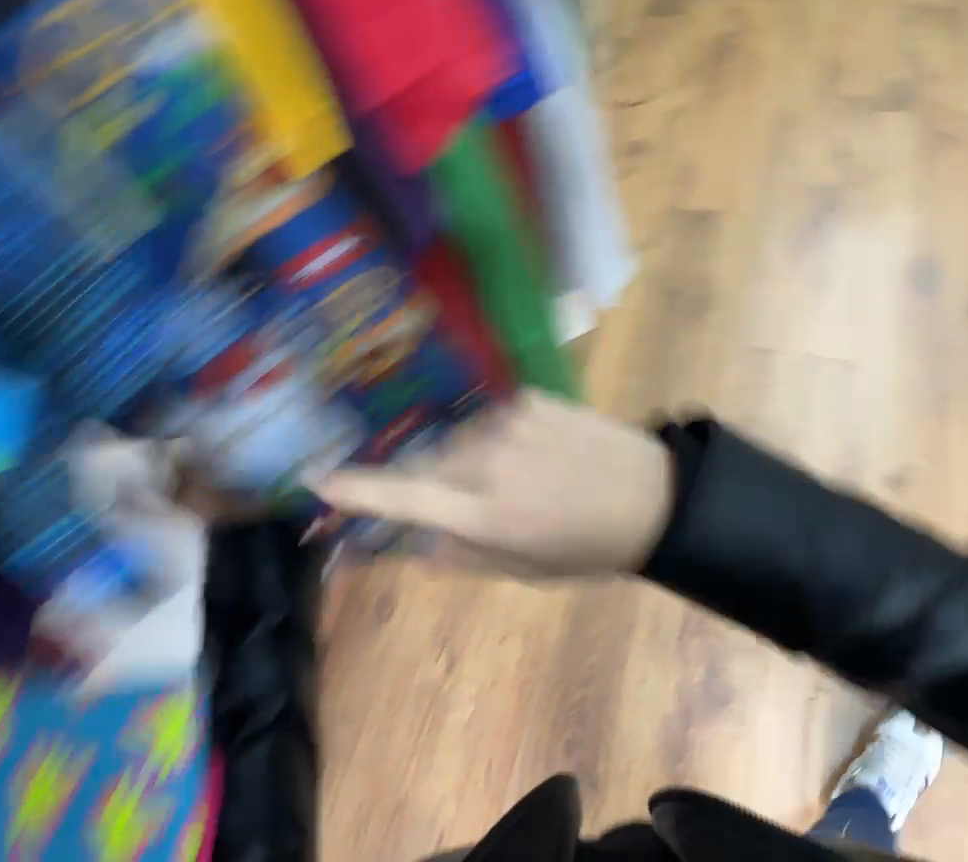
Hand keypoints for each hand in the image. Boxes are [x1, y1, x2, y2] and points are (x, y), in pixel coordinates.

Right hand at [307, 390, 676, 576]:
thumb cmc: (583, 548)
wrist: (653, 497)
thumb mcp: (520, 569)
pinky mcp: (525, 397)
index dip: (356, 489)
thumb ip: (457, 554)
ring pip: (453, 441)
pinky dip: (491, 438)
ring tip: (506, 478)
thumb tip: (408, 539)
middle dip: (418, 481)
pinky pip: (484, 419)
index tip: (314, 479)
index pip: (404, 498)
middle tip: (448, 499)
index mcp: (484, 515)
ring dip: (460, 460)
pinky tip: (527, 452)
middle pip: (421, 464)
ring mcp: (506, 422)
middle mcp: (487, 462)